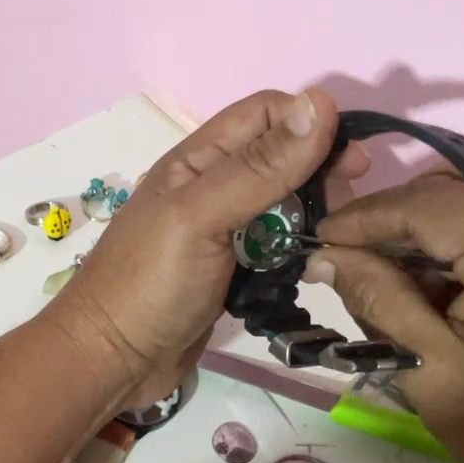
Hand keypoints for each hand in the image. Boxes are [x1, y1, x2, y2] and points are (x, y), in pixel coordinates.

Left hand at [44, 89, 368, 407]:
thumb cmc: (148, 285)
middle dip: (317, 171)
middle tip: (349, 205)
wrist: (113, 361)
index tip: (351, 162)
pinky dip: (294, 252)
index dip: (311, 124)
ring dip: (310, 215)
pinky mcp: (227, 274)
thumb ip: (258, 166)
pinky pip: (271, 250)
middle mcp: (208, 190)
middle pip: (278, 158)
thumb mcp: (201, 216)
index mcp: (196, 163)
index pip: (265, 114)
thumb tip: (320, 101)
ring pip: (279, 206)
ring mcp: (217, 234)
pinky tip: (312, 266)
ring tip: (334, 238)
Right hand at [306, 152, 463, 462]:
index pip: (433, 202)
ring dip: (442, 211)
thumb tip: (327, 256)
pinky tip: (458, 268)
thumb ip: (377, 301)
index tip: (323, 237)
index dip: (369, 214)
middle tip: (361, 251)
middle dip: (406, 207)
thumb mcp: (430, 372)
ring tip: (405, 261)